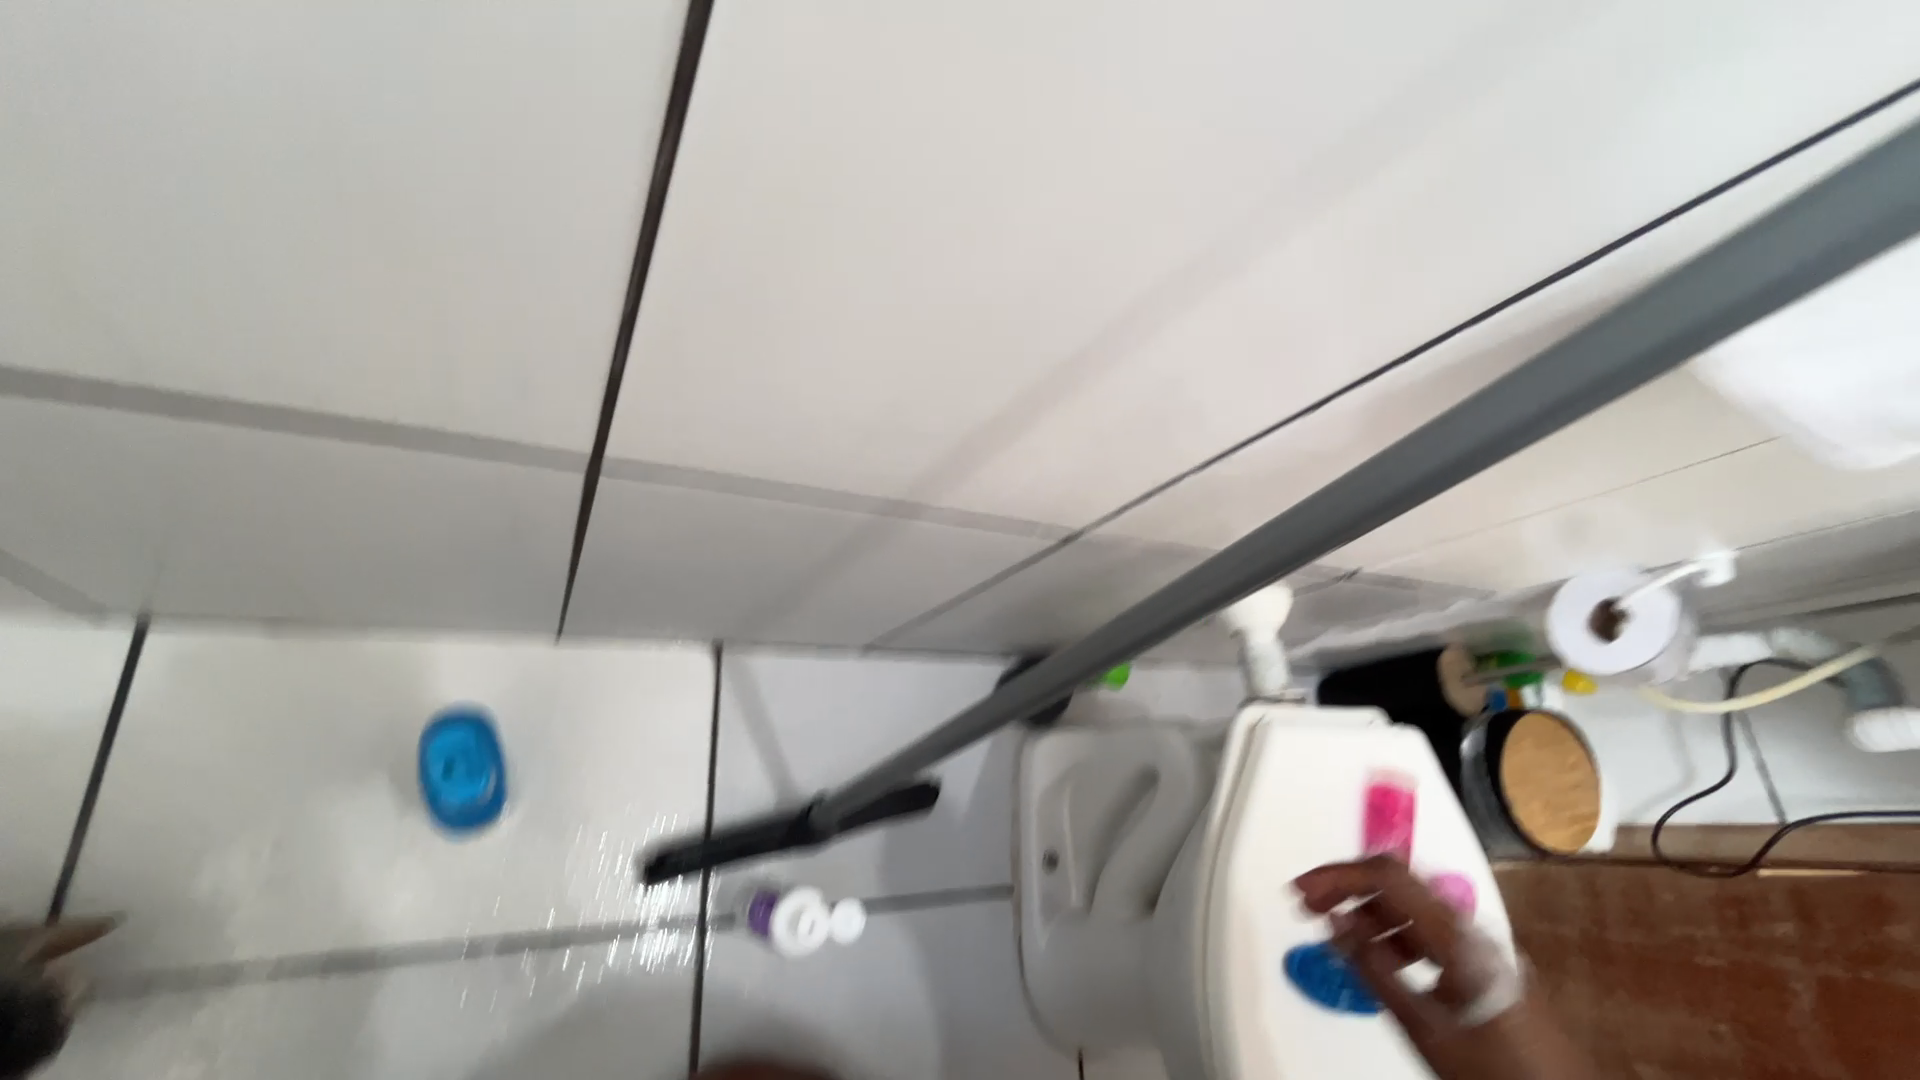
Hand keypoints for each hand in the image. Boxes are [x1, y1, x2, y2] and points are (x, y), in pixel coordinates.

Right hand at [1293, 857, 1592, 1079]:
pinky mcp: (1481, 962)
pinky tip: (1375, 954)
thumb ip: (1375, 968)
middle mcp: (1469, 929)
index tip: (1303, 890)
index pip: (1387, 876)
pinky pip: (1426, 928)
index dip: (1338, 875)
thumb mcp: (1423, 1025)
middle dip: (1346, 884)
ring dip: (1366, 908)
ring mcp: (1478, 945)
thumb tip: (1336, 922)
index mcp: (1456, 936)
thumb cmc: (1495, 1070)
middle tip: (1308, 901)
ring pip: (1410, 904)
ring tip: (1334, 930)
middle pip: (1398, 882)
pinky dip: (1390, 930)